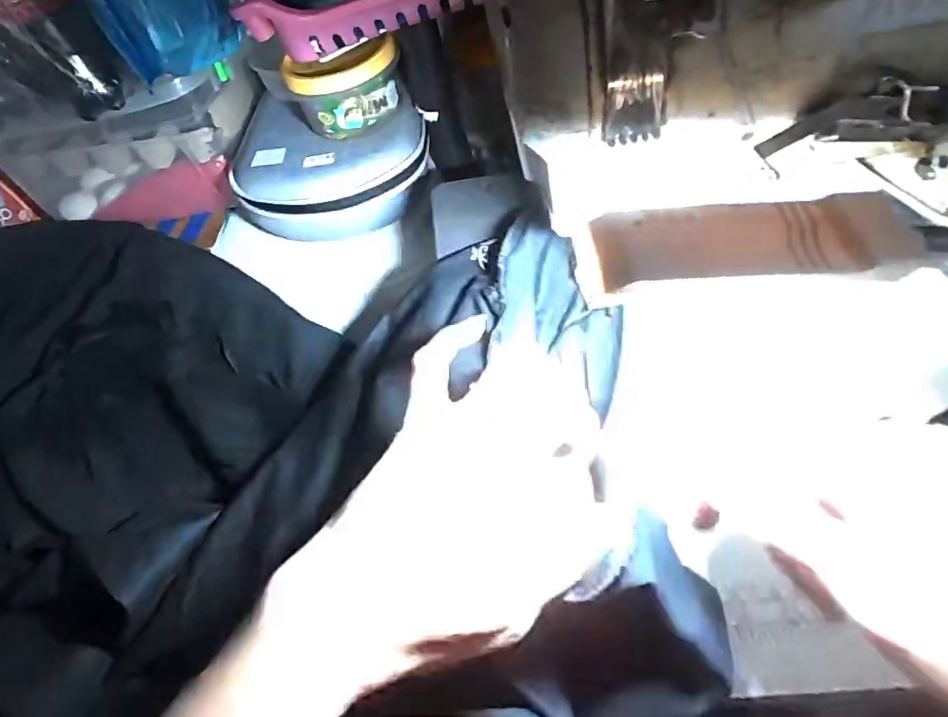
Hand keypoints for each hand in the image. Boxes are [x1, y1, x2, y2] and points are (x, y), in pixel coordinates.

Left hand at [173, 316, 614, 716]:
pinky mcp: (420, 421)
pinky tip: (476, 328)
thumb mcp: (513, 612)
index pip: (584, 462)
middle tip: (576, 424)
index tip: (598, 471)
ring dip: (538, 366)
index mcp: (532, 499)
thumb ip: (563, 560)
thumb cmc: (432, 620)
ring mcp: (461, 428)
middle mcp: (507, 452)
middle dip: (575, 412)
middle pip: (561, 406)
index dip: (598, 465)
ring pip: (515, 375)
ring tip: (551, 364)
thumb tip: (598, 513)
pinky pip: (433, 366)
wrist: (349, 607)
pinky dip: (453, 339)